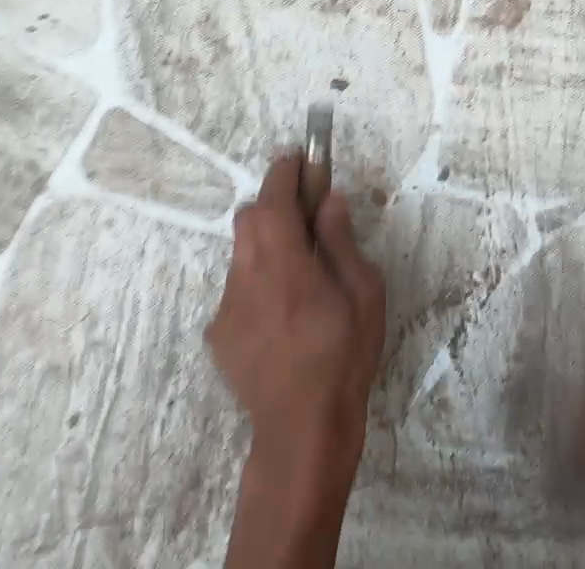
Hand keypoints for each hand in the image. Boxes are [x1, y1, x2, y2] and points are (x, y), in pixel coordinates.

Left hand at [207, 153, 385, 482]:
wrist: (303, 426)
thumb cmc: (346, 355)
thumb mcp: (364, 294)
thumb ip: (341, 242)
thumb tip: (329, 200)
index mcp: (287, 268)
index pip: (274, 203)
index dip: (284, 174)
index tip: (298, 159)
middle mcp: (248, 281)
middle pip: (248, 219)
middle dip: (275, 203)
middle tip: (308, 213)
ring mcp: (228, 308)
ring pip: (241, 252)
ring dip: (268, 241)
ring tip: (302, 269)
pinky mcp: (220, 333)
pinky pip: (238, 286)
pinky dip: (260, 277)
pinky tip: (286, 310)